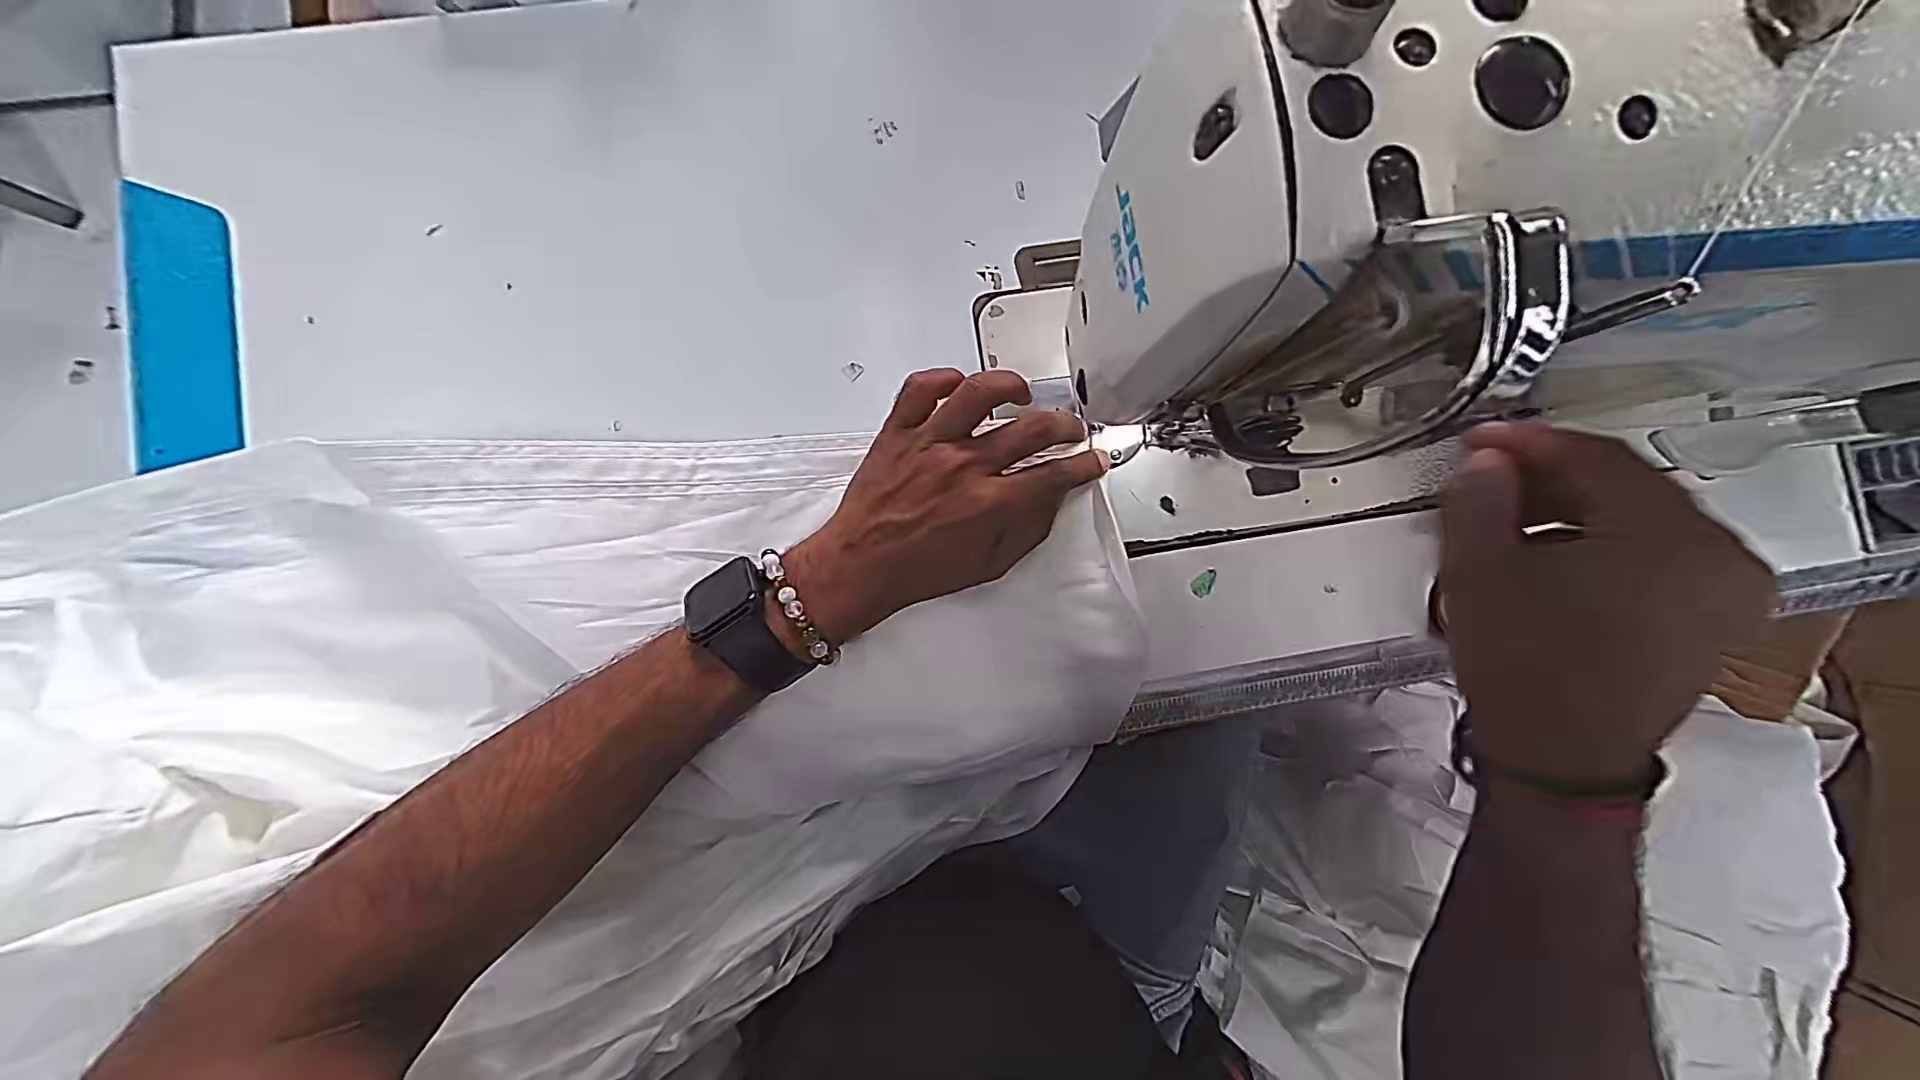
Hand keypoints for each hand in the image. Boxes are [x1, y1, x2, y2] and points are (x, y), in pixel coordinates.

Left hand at [781, 368, 1107, 640]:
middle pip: (1031, 428)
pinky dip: (942, 378)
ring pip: (978, 393)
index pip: (1054, 473)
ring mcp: (929, 444)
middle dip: (1065, 425)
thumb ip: (1027, 530)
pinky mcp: (898, 433)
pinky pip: (919, 389)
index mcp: (988, 503)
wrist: (860, 567)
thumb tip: (1052, 501)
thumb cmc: (916, 570)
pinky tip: (958, 386)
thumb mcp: (988, 564)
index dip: (1083, 464)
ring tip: (1019, 395)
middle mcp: (962, 467)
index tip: (1091, 460)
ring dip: (1010, 387)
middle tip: (1068, 429)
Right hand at [1439, 423, 1774, 789]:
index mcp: (1669, 542)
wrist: (1559, 752)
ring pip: (1641, 516)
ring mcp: (1725, 589)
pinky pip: (1654, 550)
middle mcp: (1719, 559)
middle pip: (1627, 484)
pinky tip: (1547, 550)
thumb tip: (1487, 463)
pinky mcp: (1712, 614)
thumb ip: (1477, 502)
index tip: (1484, 439)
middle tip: (1491, 473)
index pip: (1598, 458)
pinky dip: (1599, 537)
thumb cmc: (1524, 669)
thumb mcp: (1477, 573)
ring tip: (1509, 516)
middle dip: (1549, 474)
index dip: (1529, 441)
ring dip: (1572, 506)